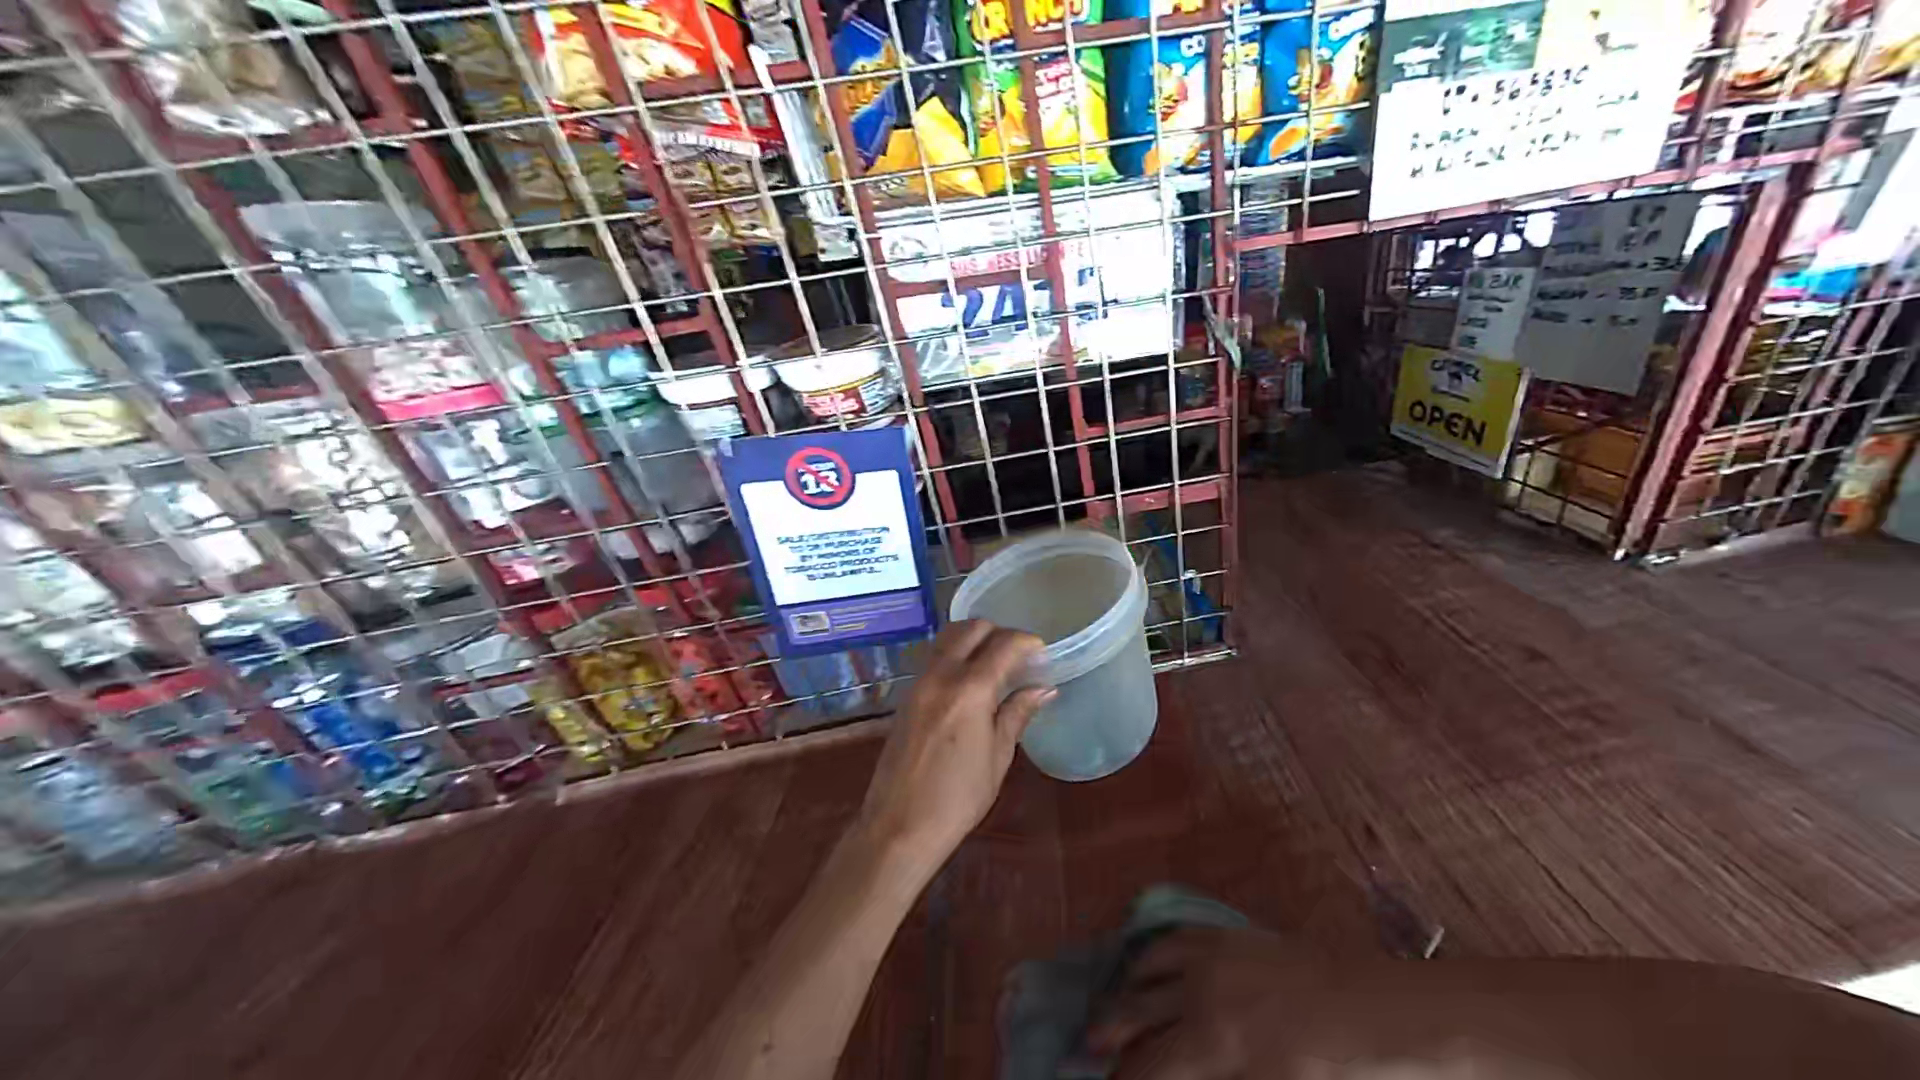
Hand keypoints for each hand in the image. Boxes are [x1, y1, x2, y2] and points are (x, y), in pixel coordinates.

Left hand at [856, 619, 1052, 863]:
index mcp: (970, 689)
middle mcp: (941, 675)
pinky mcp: (907, 696)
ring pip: (948, 639)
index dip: (1027, 643)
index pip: (1004, 644)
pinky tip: (971, 683)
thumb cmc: (958, 797)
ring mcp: (919, 683)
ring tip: (996, 665)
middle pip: (971, 628)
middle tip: (1019, 656)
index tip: (1042, 654)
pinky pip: (934, 660)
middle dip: (999, 633)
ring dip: (974, 640)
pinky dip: (955, 656)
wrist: (899, 824)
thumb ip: (1017, 714)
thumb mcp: (998, 756)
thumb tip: (1044, 689)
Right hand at [1088, 927, 1334, 1079]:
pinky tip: (1152, 962)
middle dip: (1111, 1030)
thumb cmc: (1327, 1067)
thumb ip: (1218, 1078)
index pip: (1154, 1063)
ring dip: (1129, 987)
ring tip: (1119, 999)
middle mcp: (1198, 994)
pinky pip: (1174, 939)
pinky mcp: (1222, 935)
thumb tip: (1179, 1067)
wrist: (1363, 1005)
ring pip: (1150, 967)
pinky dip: (1154, 954)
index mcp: (1212, 1042)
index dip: (1127, 1075)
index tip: (1109, 1078)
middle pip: (1139, 1011)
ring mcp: (1208, 958)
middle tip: (1090, 1042)